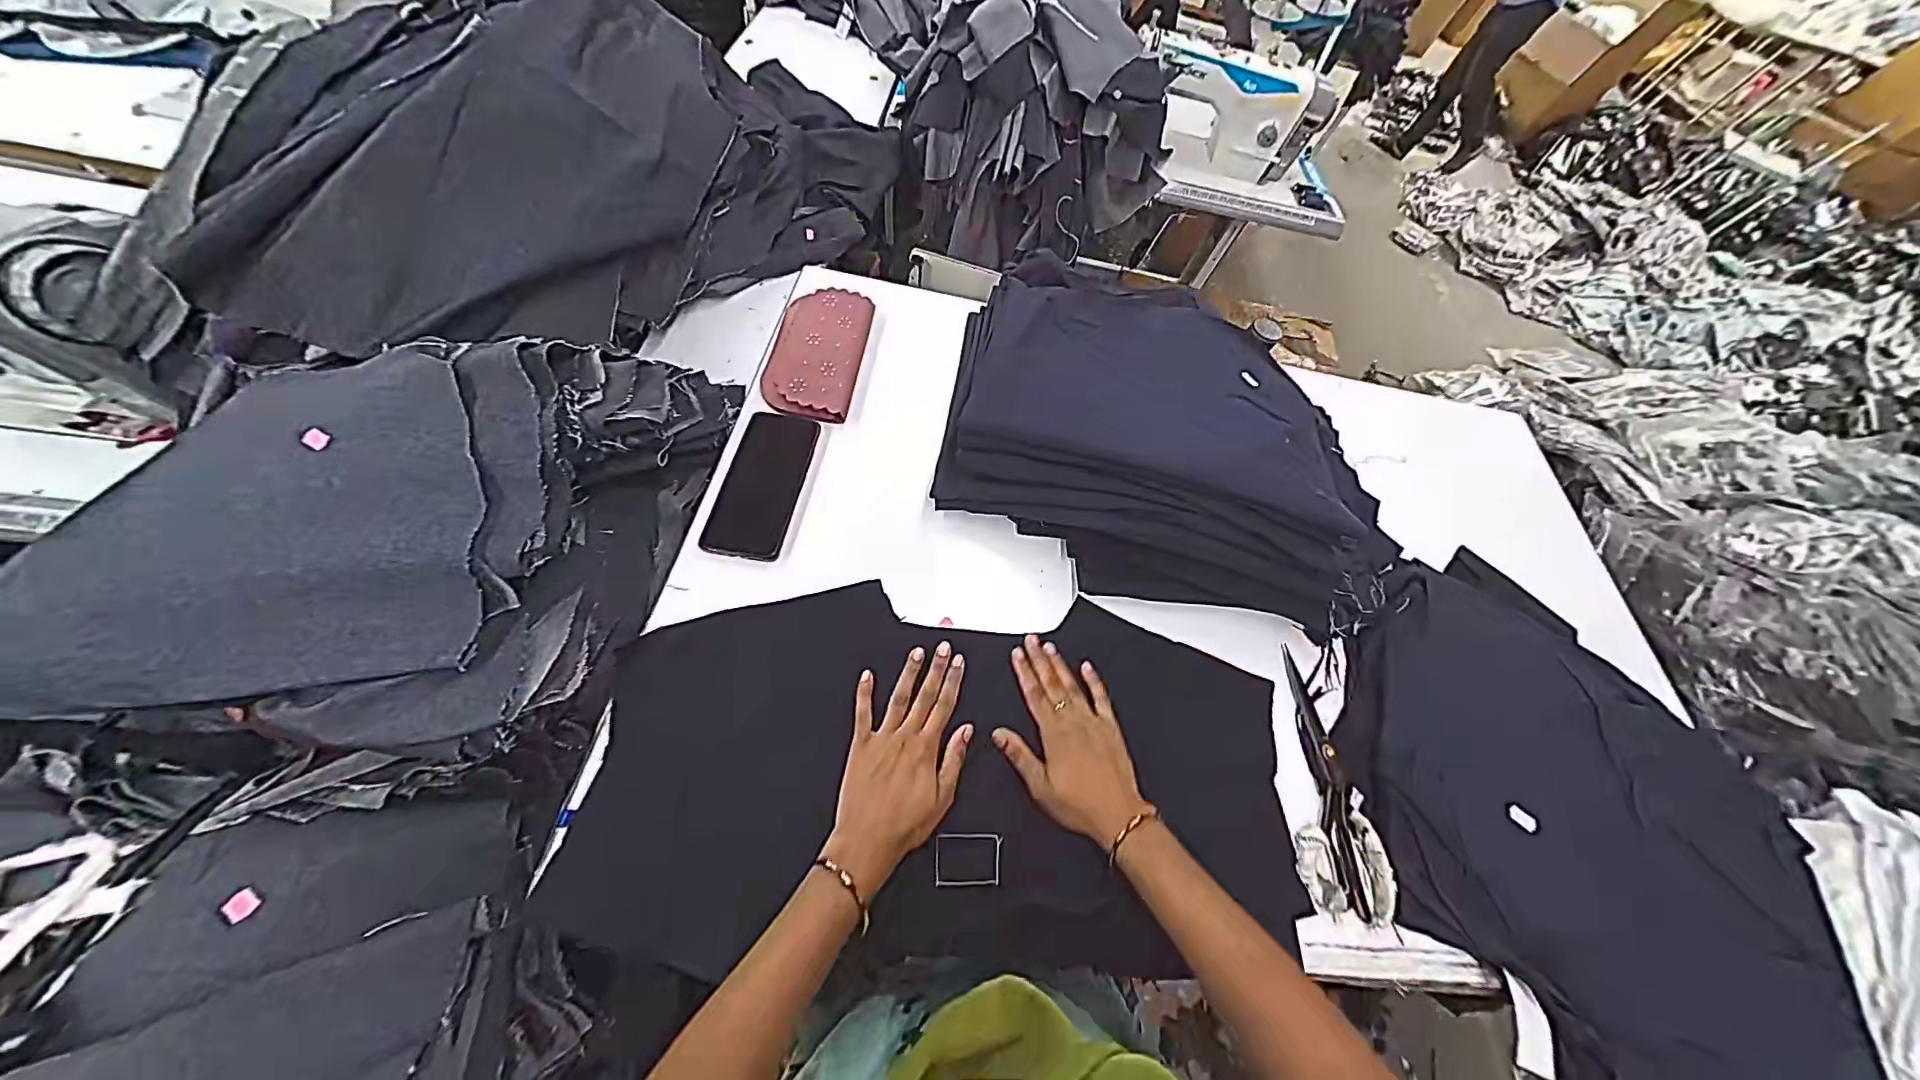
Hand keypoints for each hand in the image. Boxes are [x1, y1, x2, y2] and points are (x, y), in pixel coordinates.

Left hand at [821, 643, 970, 897]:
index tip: (958, 663)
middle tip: (941, 647)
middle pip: (924, 696)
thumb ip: (953, 759)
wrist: (867, 840)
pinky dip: (864, 693)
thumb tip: (965, 732)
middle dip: (935, 669)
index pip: (944, 706)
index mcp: (925, 749)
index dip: (952, 681)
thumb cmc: (904, 825)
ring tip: (916, 653)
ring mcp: (880, 739)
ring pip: (898, 698)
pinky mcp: (860, 746)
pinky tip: (867, 676)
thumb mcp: (942, 797)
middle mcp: (903, 738)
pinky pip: (862, 713)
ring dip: (908, 673)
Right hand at [995, 636, 1151, 851]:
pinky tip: (1087, 667)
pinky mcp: (1111, 728)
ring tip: (1050, 647)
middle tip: (1030, 641)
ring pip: (1073, 685)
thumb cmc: (1080, 804)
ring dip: (1060, 664)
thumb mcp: (1040, 786)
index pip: (1034, 695)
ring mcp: (1093, 723)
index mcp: (1054, 735)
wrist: (1118, 814)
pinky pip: (1101, 697)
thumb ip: (1019, 755)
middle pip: (1052, 684)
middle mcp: (1074, 723)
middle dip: (1039, 660)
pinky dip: (1093, 680)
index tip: (1017, 655)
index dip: (1024, 672)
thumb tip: (1000, 734)